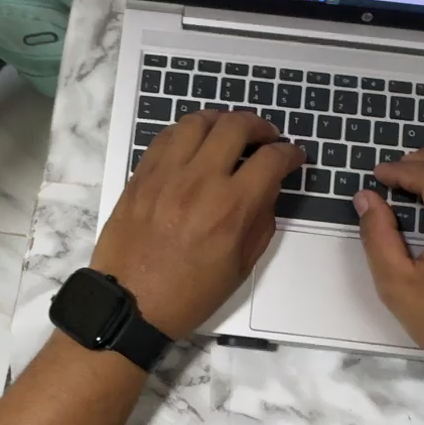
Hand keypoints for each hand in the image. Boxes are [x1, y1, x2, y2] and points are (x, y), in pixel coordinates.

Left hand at [91, 111, 302, 339]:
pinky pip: (165, 137)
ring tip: (229, 131)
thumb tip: (269, 187)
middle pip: (235, 126)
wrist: (130, 304)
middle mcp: (198, 181)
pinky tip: (195, 142)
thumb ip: (261, 220)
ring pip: (197, 122)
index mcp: (230, 208)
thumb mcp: (240, 266)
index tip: (293, 155)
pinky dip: (187, 131)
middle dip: (260, 126)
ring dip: (221, 120)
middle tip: (266, 137)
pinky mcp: (141, 176)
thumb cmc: (189, 294)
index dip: (290, 152)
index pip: (270, 159)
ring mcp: (165, 175)